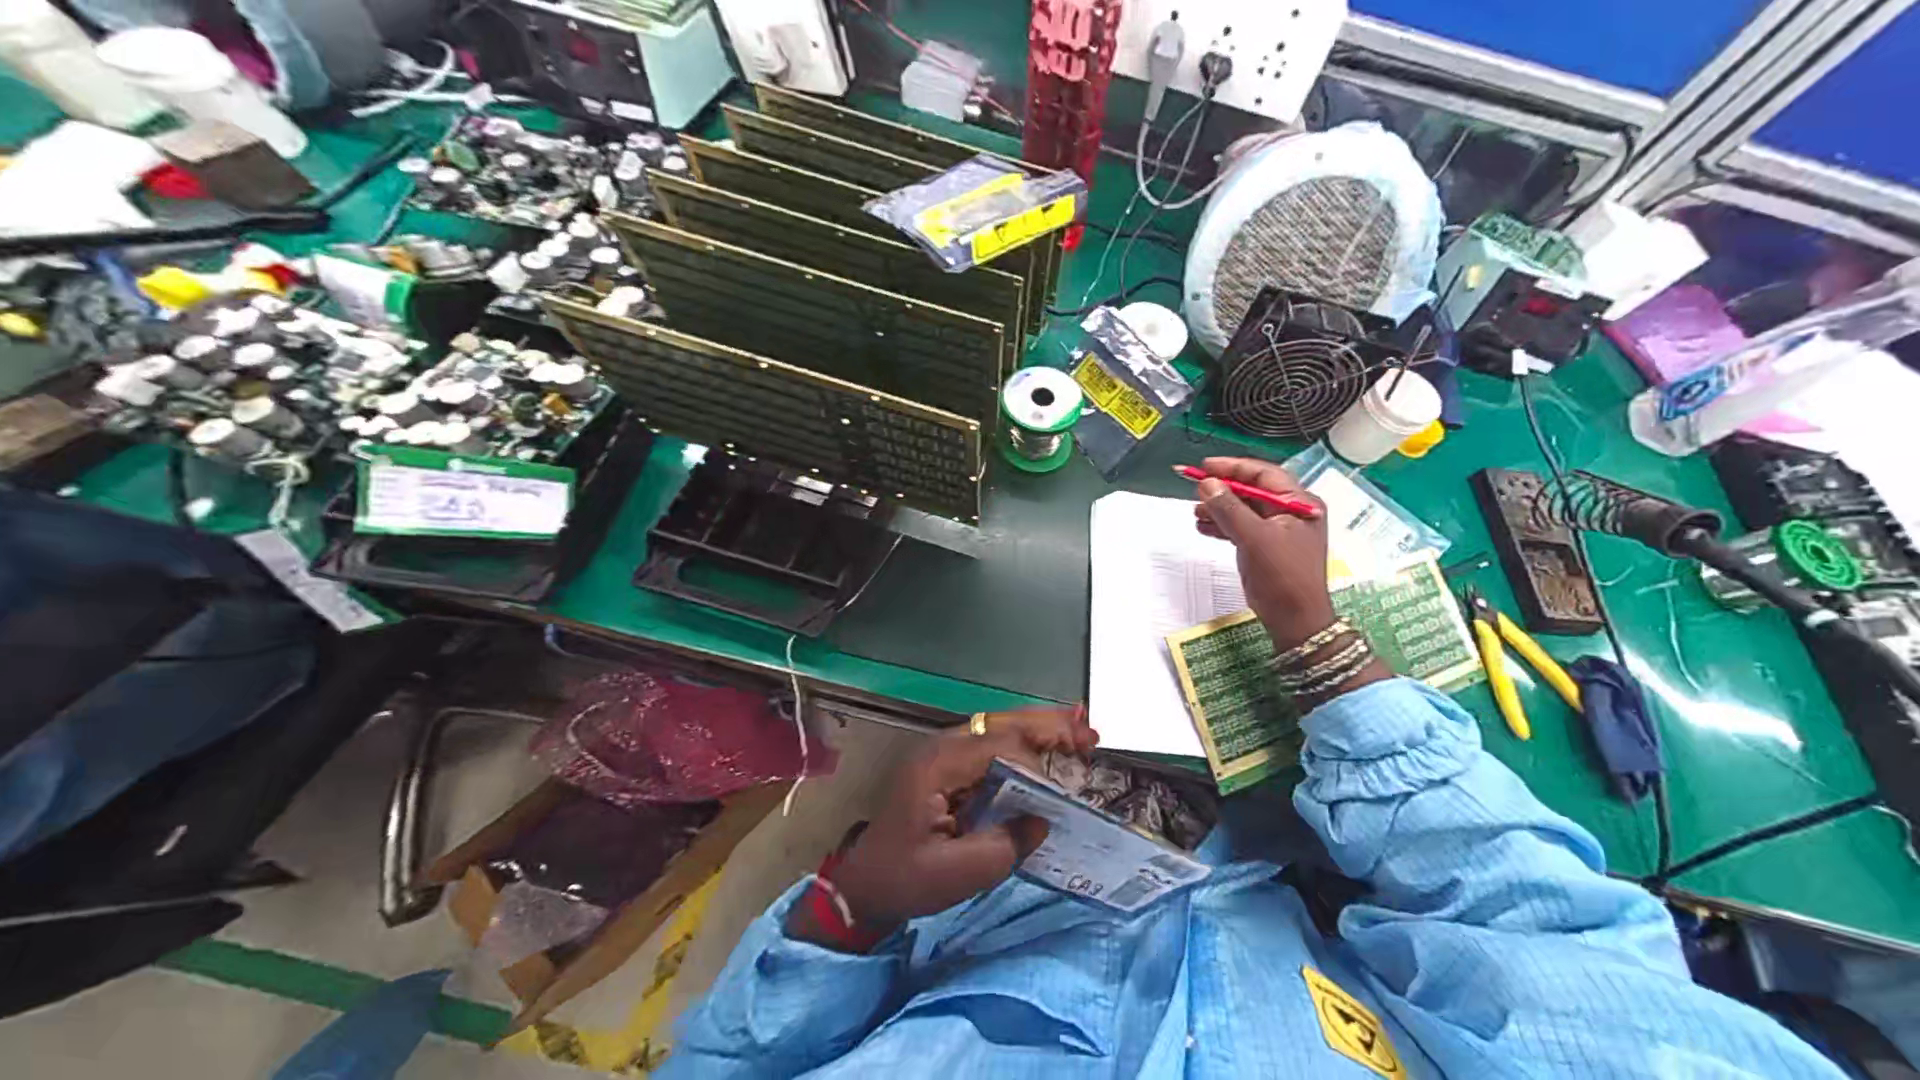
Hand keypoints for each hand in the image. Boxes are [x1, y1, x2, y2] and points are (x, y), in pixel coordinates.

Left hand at [799, 707, 1097, 945]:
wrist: (865, 884)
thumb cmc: (903, 879)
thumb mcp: (953, 875)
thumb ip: (1002, 847)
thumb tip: (1041, 822)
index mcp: (937, 765)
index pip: (996, 748)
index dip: (1033, 764)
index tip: (1060, 794)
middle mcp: (941, 748)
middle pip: (1000, 725)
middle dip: (1047, 727)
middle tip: (1089, 732)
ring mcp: (945, 754)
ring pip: (999, 729)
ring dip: (1040, 730)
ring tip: (1081, 731)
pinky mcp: (951, 768)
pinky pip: (993, 746)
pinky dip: (1025, 744)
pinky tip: (1051, 744)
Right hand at [1189, 456, 1336, 649]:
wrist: (1294, 618)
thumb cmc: (1283, 576)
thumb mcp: (1254, 537)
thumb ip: (1229, 508)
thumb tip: (1207, 484)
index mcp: (1299, 502)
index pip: (1263, 474)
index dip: (1233, 467)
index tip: (1206, 467)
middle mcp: (1290, 512)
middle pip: (1251, 490)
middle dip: (1222, 490)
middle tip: (1196, 489)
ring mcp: (1277, 530)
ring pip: (1242, 509)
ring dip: (1218, 508)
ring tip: (1196, 513)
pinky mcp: (1264, 546)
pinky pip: (1240, 527)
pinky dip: (1222, 525)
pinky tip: (1204, 527)